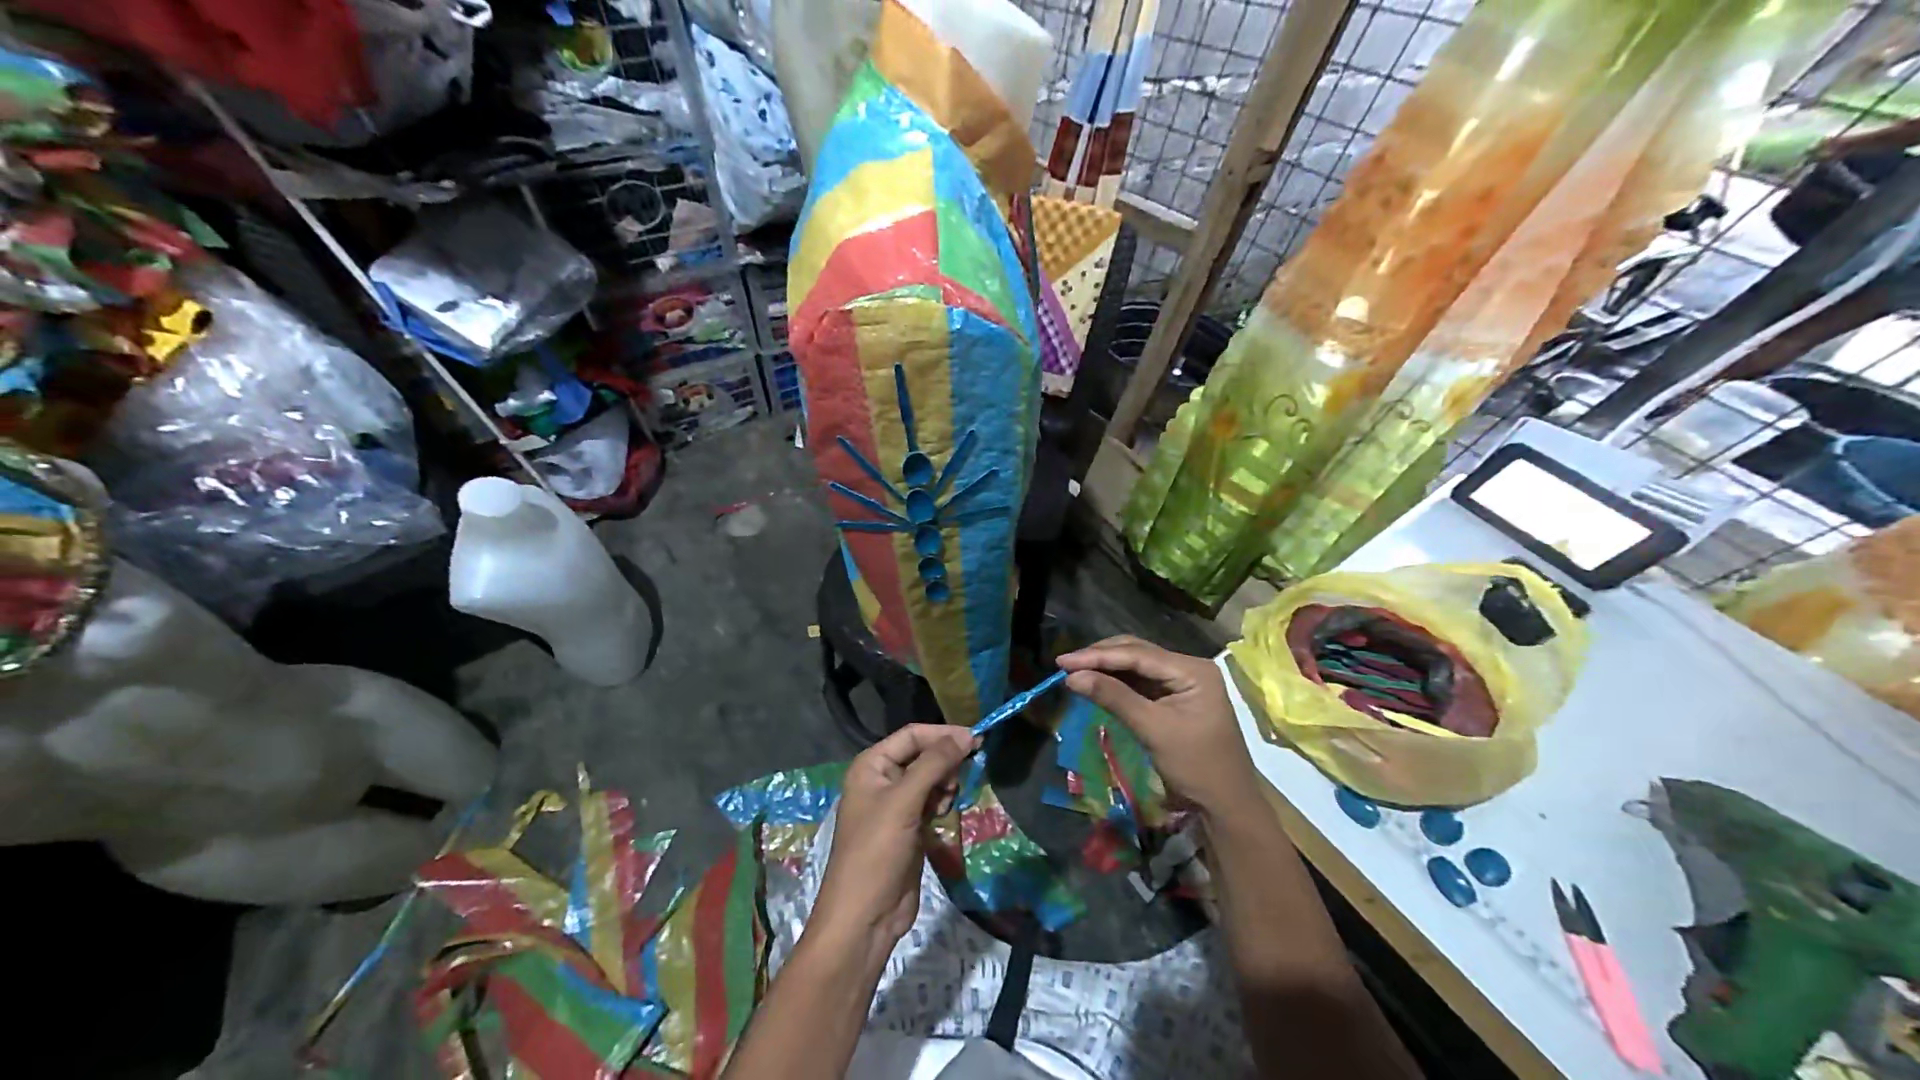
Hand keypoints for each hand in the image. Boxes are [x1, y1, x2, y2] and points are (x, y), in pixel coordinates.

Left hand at [814, 724, 976, 948]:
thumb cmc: (877, 852)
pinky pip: (931, 802)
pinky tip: (943, 815)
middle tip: (963, 777)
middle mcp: (881, 779)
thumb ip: (934, 764)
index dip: (943, 735)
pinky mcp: (909, 827)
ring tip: (947, 802)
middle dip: (945, 762)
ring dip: (945, 785)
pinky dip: (942, 803)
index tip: (977, 740)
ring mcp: (895, 805)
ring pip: (931, 779)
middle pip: (923, 755)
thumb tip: (966, 735)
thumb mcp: (904, 802)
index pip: (912, 735)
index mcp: (871, 765)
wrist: (866, 916)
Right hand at [1058, 636, 1262, 817]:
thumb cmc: (1195, 765)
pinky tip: (1094, 683)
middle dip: (1100, 658)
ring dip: (1106, 668)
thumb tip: (1072, 677)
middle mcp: (1188, 667)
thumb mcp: (1153, 729)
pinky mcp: (1173, 697)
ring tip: (1073, 671)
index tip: (1063, 661)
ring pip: (1136, 666)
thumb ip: (1113, 697)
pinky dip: (1116, 683)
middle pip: (1137, 653)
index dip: (1097, 656)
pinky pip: (1140, 682)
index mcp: (1192, 669)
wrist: (1225, 804)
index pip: (1138, 654)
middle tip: (1064, 665)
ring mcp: (1182, 682)